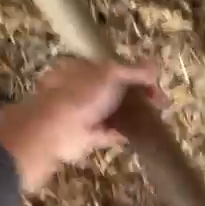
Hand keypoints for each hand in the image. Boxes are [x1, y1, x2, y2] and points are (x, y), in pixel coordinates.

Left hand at [0, 58, 161, 193]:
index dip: (134, 72)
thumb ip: (131, 70)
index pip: (109, 66)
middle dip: (133, 95)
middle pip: (109, 90)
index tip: (155, 81)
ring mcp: (76, 116)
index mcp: (76, 69)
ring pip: (108, 112)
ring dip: (129, 115)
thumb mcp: (108, 75)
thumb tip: (154, 66)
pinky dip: (121, 133)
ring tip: (154, 118)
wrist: (46, 136)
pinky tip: (139, 135)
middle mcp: (74, 90)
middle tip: (158, 102)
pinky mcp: (79, 139)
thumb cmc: (77, 97)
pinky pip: (105, 134)